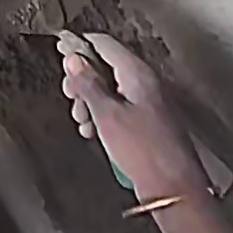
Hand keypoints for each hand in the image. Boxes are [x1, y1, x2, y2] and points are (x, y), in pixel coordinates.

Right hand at [59, 33, 207, 201]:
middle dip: (82, 79)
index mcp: (137, 74)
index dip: (80, 45)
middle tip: (70, 95)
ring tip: (81, 119)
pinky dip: (101, 113)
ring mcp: (147, 101)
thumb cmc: (142, 150)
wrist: (172, 188)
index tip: (60, 52)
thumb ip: (88, 83)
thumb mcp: (106, 114)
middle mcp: (144, 82)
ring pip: (108, 88)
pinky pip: (117, 106)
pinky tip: (92, 130)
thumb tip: (73, 58)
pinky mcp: (146, 120)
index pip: (103, 44)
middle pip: (104, 66)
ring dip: (89, 100)